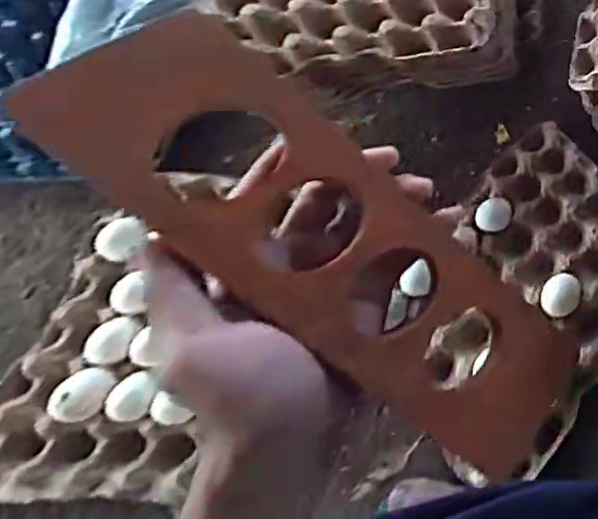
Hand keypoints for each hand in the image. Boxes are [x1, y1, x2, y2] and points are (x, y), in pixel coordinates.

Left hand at [139, 142, 448, 518]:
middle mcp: (296, 269)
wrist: (290, 451)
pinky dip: (426, 238)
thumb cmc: (237, 396)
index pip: (270, 206)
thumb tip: (149, 232)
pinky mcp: (375, 303)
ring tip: (427, 191)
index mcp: (252, 270)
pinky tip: (449, 223)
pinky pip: (401, 260)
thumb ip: (174, 292)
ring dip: (398, 201)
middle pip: (331, 206)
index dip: (295, 169)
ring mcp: (339, 284)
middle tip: (395, 163)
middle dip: (361, 178)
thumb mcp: (191, 347)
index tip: (327, 145)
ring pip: (369, 226)